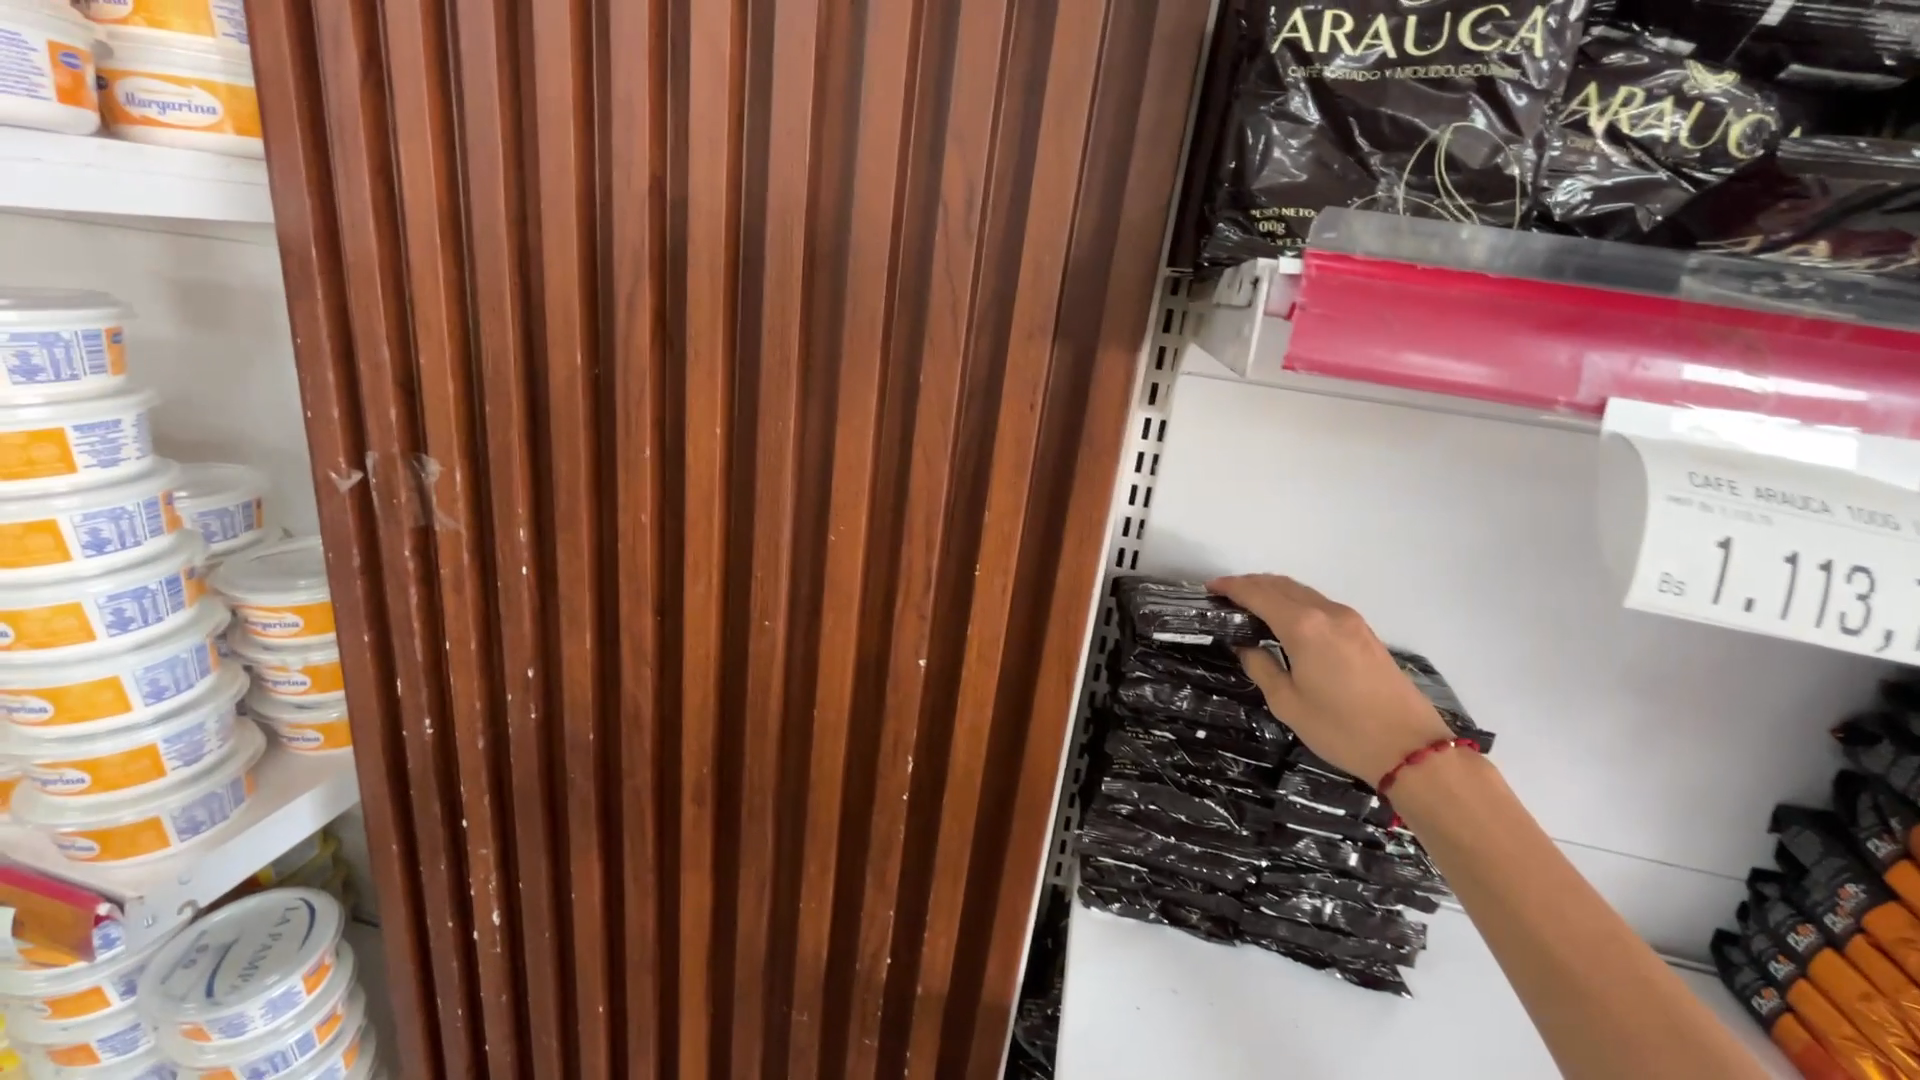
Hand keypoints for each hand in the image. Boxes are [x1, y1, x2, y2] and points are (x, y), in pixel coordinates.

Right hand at [1207, 574, 1452, 784]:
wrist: (1409, 747)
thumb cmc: (1341, 729)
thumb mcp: (1287, 703)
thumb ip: (1262, 667)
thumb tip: (1247, 647)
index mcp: (1303, 627)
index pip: (1259, 594)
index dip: (1232, 588)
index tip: (1210, 589)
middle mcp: (1327, 613)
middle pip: (1282, 585)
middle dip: (1251, 585)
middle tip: (1225, 596)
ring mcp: (1350, 620)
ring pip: (1303, 592)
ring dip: (1274, 592)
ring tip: (1250, 605)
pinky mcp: (1363, 632)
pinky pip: (1319, 604)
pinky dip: (1295, 602)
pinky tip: (1284, 619)